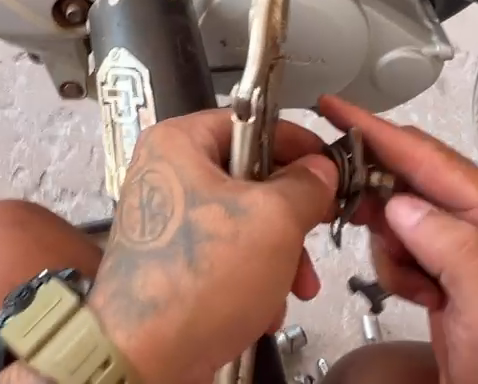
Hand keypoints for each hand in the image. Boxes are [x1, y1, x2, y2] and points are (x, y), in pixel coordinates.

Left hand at [87, 110, 336, 383]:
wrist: (148, 356)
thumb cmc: (199, 278)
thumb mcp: (273, 221)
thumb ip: (304, 187)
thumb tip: (320, 171)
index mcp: (179, 141)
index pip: (249, 122)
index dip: (295, 143)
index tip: (329, 164)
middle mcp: (168, 171)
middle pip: (250, 175)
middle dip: (290, 216)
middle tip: (313, 234)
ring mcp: (169, 215)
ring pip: (244, 219)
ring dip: (277, 255)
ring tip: (291, 286)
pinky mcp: (173, 257)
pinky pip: (226, 252)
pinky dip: (252, 278)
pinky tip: (262, 307)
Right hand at [320, 97, 477, 383]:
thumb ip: (454, 249)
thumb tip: (400, 203)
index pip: (430, 158)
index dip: (374, 131)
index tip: (330, 107)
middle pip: (410, 172)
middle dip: (374, 191)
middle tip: (342, 203)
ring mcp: (469, 236)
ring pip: (397, 204)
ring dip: (388, 239)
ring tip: (410, 280)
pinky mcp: (448, 258)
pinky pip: (398, 235)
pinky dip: (393, 261)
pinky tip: (417, 292)